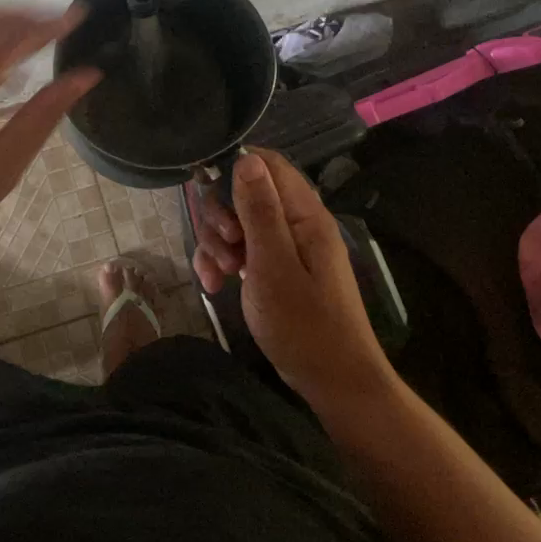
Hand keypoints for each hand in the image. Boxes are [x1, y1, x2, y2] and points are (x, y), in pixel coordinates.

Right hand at [193, 149, 388, 405]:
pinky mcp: (273, 269)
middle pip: (244, 192)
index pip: (267, 164)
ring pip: (236, 223)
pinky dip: (222, 262)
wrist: (332, 383)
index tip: (208, 194)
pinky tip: (214, 285)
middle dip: (220, 215)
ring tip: (218, 274)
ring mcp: (284, 247)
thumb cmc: (305, 325)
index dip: (233, 169)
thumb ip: (259, 211)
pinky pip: (239, 250)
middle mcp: (295, 223)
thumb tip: (245, 158)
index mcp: (304, 215)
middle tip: (224, 246)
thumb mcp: (273, 265)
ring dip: (216, 243)